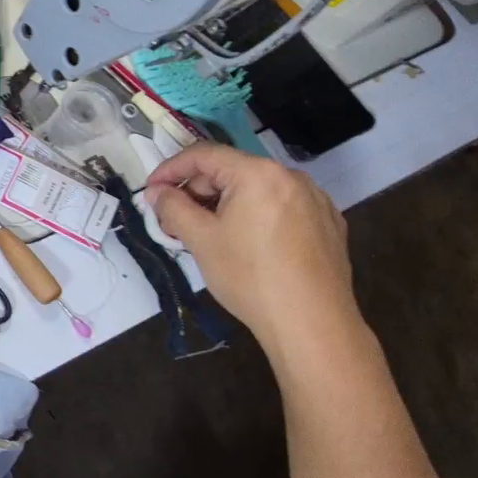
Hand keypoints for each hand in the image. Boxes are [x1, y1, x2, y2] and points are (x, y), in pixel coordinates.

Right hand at [145, 144, 357, 350]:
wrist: (311, 322)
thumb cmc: (249, 276)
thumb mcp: (200, 239)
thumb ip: (172, 207)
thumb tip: (157, 192)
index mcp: (258, 174)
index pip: (204, 155)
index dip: (170, 169)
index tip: (150, 192)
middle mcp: (291, 177)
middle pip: (231, 171)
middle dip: (198, 191)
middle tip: (175, 221)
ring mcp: (315, 199)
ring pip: (256, 190)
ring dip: (225, 204)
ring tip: (209, 235)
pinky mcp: (328, 223)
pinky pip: (280, 207)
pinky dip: (255, 215)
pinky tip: (247, 245)